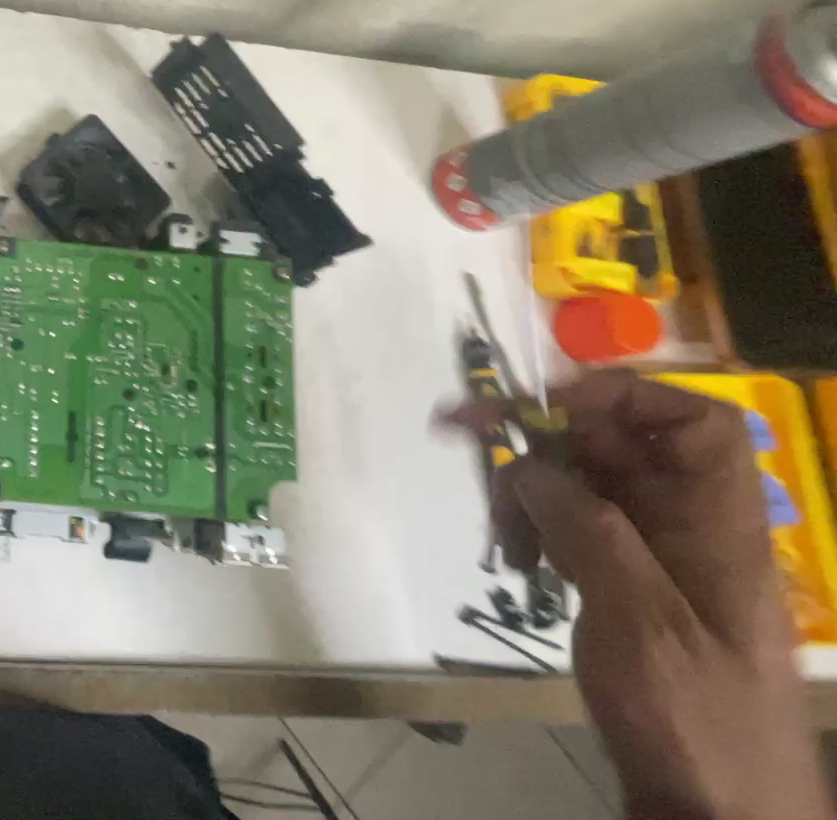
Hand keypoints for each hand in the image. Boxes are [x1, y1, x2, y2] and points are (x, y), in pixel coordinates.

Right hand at [459, 370, 829, 819]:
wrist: (713, 804)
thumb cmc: (692, 712)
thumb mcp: (640, 618)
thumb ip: (588, 530)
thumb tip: (528, 464)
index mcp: (717, 524)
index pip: (690, 423)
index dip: (620, 394)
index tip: (540, 402)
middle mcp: (686, 523)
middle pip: (613, 444)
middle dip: (537, 435)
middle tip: (456, 429)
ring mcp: (650, 549)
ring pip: (577, 480)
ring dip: (523, 488)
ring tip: (498, 529)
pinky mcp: (618, 574)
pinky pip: (566, 520)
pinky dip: (529, 523)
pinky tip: (515, 554)